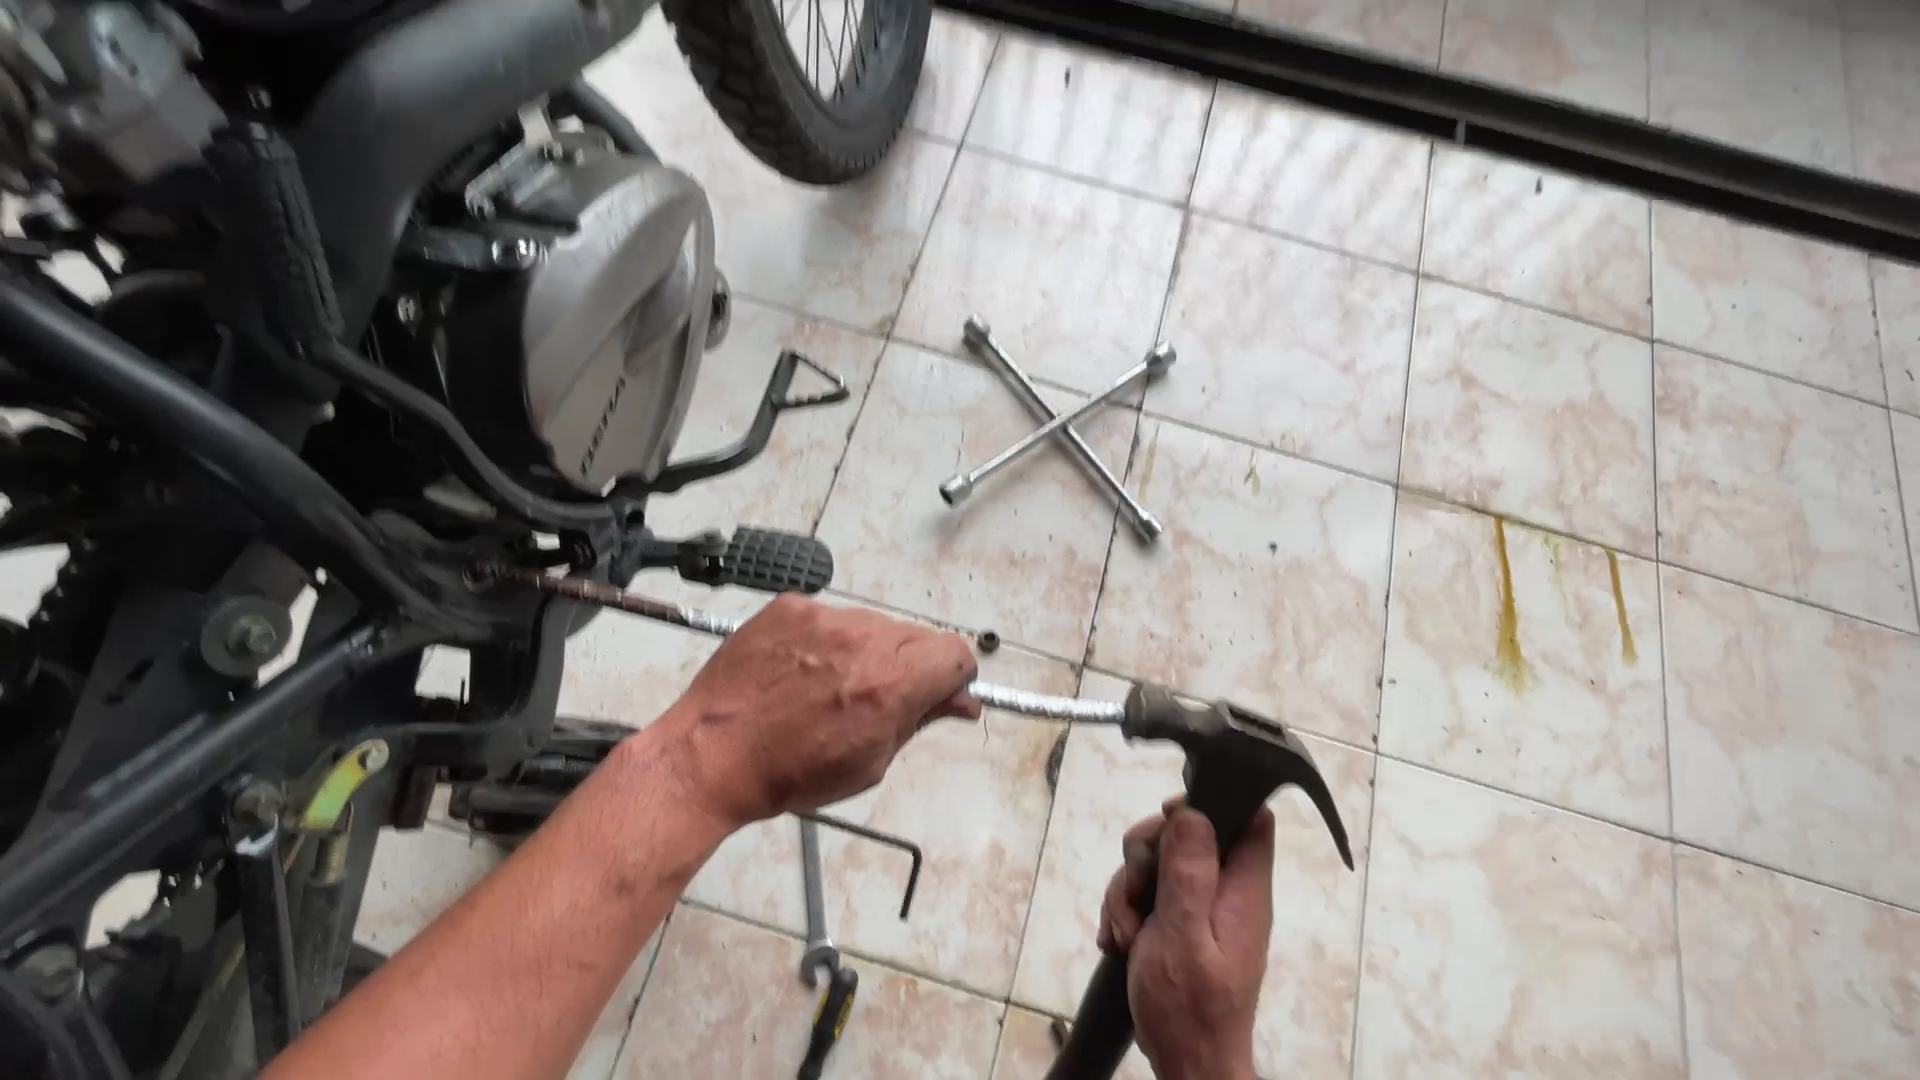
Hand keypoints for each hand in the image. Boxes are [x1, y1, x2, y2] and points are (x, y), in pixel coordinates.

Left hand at [659, 594, 979, 825]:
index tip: (938, 691)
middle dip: (912, 665)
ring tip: (832, 684)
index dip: (953, 676)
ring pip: (876, 623)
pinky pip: (832, 614)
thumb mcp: (871, 762)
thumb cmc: (790, 773)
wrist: (713, 755)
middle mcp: (862, 640)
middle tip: (879, 696)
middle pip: (918, 636)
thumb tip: (961, 700)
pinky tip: (805, 668)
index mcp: (889, 684)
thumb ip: (921, 720)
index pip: (955, 653)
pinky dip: (829, 638)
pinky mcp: (790, 607)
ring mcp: (823, 618)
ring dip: (870, 649)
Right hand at [1096, 802, 1274, 1079]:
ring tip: (1126, 935)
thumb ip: (1188, 875)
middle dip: (1146, 856)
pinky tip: (1119, 940)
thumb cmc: (1190, 1010)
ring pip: (1156, 861)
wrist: (1185, 1065)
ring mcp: (1199, 905)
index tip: (1169, 817)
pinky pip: (1144, 892)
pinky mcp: (1177, 920)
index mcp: (1243, 888)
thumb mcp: (1183, 939)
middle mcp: (1225, 889)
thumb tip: (1192, 812)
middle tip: (1136, 896)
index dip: (1212, 803)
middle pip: (1185, 833)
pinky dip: (1124, 910)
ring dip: (1127, 891)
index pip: (1250, 818)